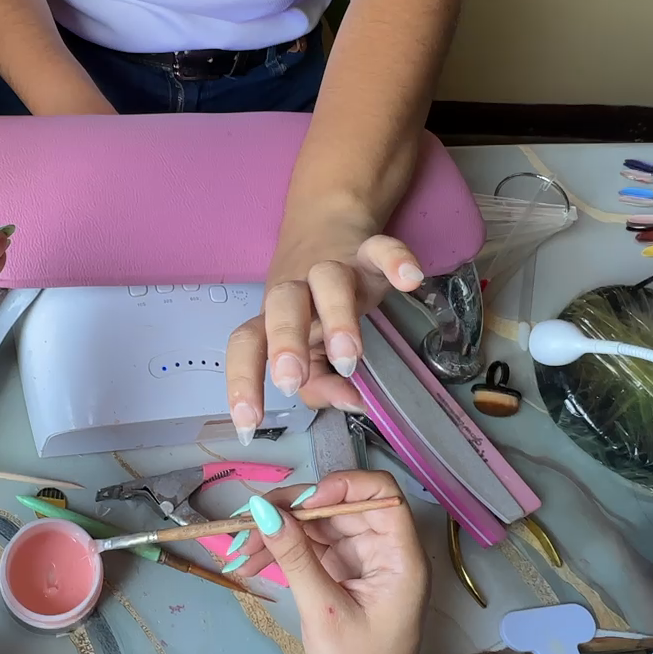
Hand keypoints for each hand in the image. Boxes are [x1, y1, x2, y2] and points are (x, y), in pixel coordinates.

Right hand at [224, 471, 428, 653]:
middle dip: (290, 511)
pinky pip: (307, 542)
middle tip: (247, 524)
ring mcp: (360, 554)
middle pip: (336, 503)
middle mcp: (382, 546)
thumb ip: (295, 557)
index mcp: (399, 555)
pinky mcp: (340, 565)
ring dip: (276, 530)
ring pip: (315, 521)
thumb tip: (261, 509)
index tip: (302, 507)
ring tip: (240, 551)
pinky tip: (251, 561)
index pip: (379, 493)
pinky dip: (279, 548)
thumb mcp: (324, 612)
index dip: (341, 487)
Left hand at [225, 226, 424, 439]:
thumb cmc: (311, 307)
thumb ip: (320, 384)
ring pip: (328, 279)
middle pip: (281, 305)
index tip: (249, 424)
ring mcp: (332, 268)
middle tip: (289, 381)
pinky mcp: (369, 253)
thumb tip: (350, 403)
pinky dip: (396, 261)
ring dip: (338, 317)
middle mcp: (296, 292)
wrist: (324, 229)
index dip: (242, 382)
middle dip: (283, 343)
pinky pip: (381, 250)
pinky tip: (409, 281)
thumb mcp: (309, 351)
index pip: (247, 345)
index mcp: (271, 319)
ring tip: (351, 357)